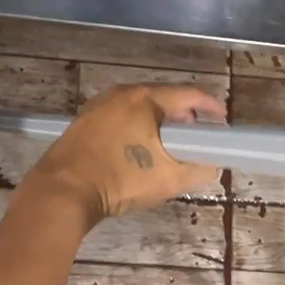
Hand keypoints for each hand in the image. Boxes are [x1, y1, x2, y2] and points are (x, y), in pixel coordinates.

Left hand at [24, 84, 226, 222]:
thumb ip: (200, 169)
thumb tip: (213, 164)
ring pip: (140, 107)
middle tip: (198, 135)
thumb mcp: (169, 179)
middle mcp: (121, 93)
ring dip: (159, 122)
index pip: (187, 94)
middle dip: (184, 115)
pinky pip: (121, 117)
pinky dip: (137, 127)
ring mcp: (99, 105)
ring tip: (171, 144)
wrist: (62, 191)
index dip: (210, 106)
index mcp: (144, 98)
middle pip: (163, 97)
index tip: (222, 121)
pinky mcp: (84, 121)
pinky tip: (139, 149)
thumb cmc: (120, 180)